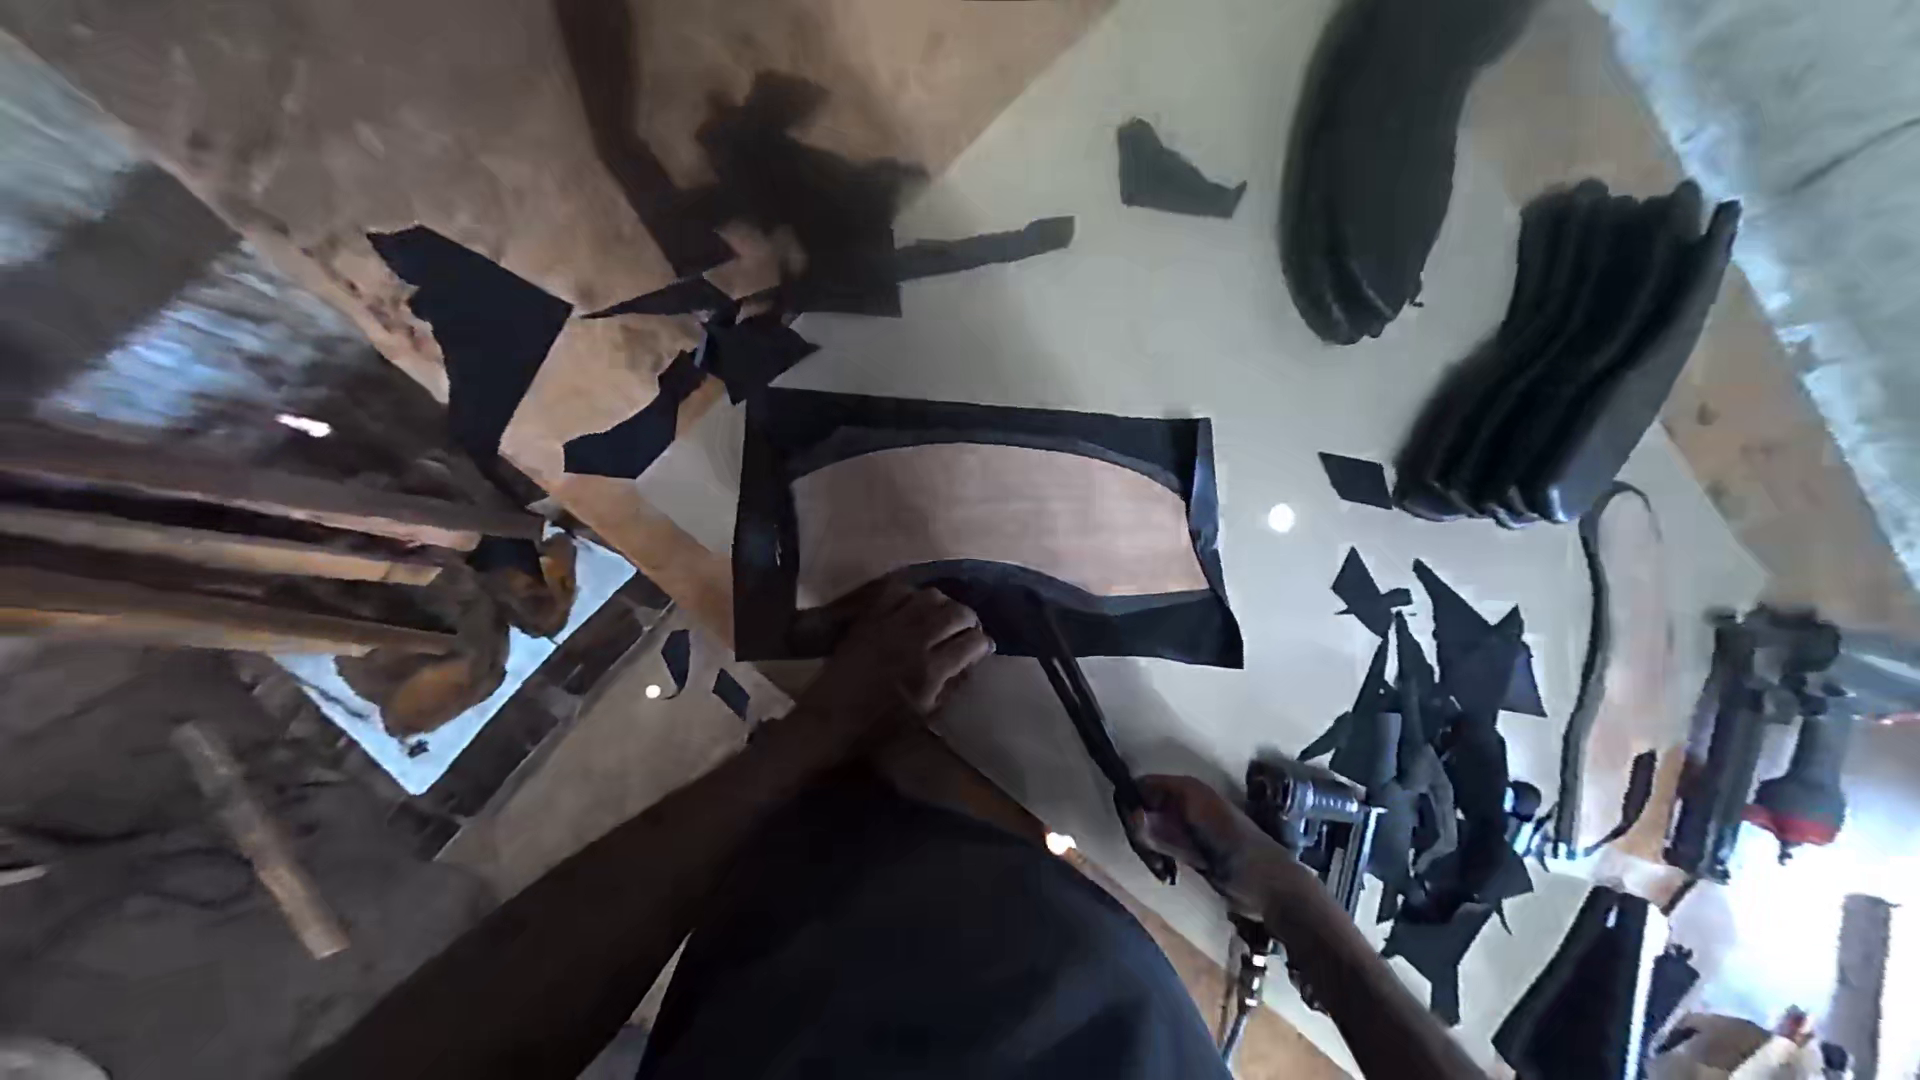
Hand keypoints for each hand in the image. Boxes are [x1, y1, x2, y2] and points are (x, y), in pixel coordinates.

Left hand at [793, 585, 993, 753]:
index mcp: (931, 672)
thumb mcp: (925, 715)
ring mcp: (890, 624)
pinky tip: (914, 607)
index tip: (983, 647)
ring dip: (945, 604)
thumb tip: (969, 662)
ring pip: (932, 596)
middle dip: (970, 619)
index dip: (984, 643)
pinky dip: (912, 595)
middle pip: (957, 613)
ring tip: (942, 616)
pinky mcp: (870, 617)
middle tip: (968, 629)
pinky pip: (898, 590)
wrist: (830, 719)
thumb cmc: (879, 726)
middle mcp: (915, 641)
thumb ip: (951, 685)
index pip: (972, 643)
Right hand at [1132, 775, 1312, 915]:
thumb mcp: (1197, 850)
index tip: (1134, 837)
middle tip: (1152, 862)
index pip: (1141, 786)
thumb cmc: (1241, 864)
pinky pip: (1163, 836)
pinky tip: (1169, 871)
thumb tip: (1129, 814)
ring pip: (1150, 822)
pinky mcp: (1193, 836)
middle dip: (1140, 833)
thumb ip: (1161, 832)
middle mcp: (1185, 796)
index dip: (1130, 808)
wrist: (1278, 891)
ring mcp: (1189, 816)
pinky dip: (1160, 852)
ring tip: (1163, 871)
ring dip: (1150, 846)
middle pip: (1143, 804)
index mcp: (1187, 790)